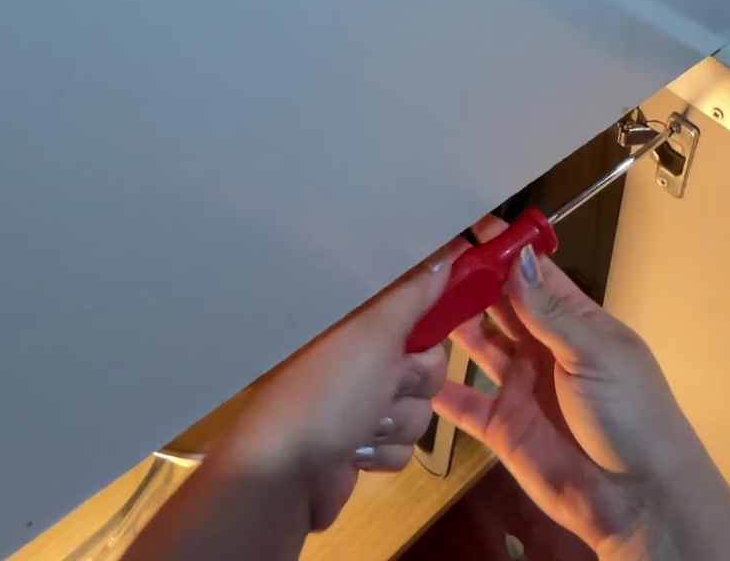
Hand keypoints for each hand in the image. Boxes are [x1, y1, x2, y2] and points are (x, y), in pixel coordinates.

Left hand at [216, 251, 454, 529]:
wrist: (282, 477)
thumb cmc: (328, 390)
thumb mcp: (375, 331)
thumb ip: (414, 292)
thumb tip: (447, 251)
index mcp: (357, 316)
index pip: (413, 300)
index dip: (431, 312)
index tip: (439, 322)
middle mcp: (360, 351)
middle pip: (428, 357)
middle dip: (414, 378)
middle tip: (388, 381)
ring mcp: (359, 399)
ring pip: (419, 404)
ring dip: (396, 420)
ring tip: (361, 425)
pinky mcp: (362, 441)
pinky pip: (404, 444)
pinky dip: (384, 451)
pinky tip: (355, 453)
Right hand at [431, 217, 729, 559]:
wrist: (639, 502)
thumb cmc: (630, 413)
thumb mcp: (596, 354)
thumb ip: (551, 311)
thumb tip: (519, 259)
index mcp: (573, 321)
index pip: (533, 274)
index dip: (504, 251)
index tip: (470, 227)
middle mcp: (542, 346)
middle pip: (499, 304)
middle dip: (471, 281)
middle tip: (429, 261)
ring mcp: (519, 384)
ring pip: (477, 344)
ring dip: (451, 324)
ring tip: (413, 301)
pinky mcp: (501, 425)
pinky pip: (463, 401)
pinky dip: (440, 386)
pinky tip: (411, 367)